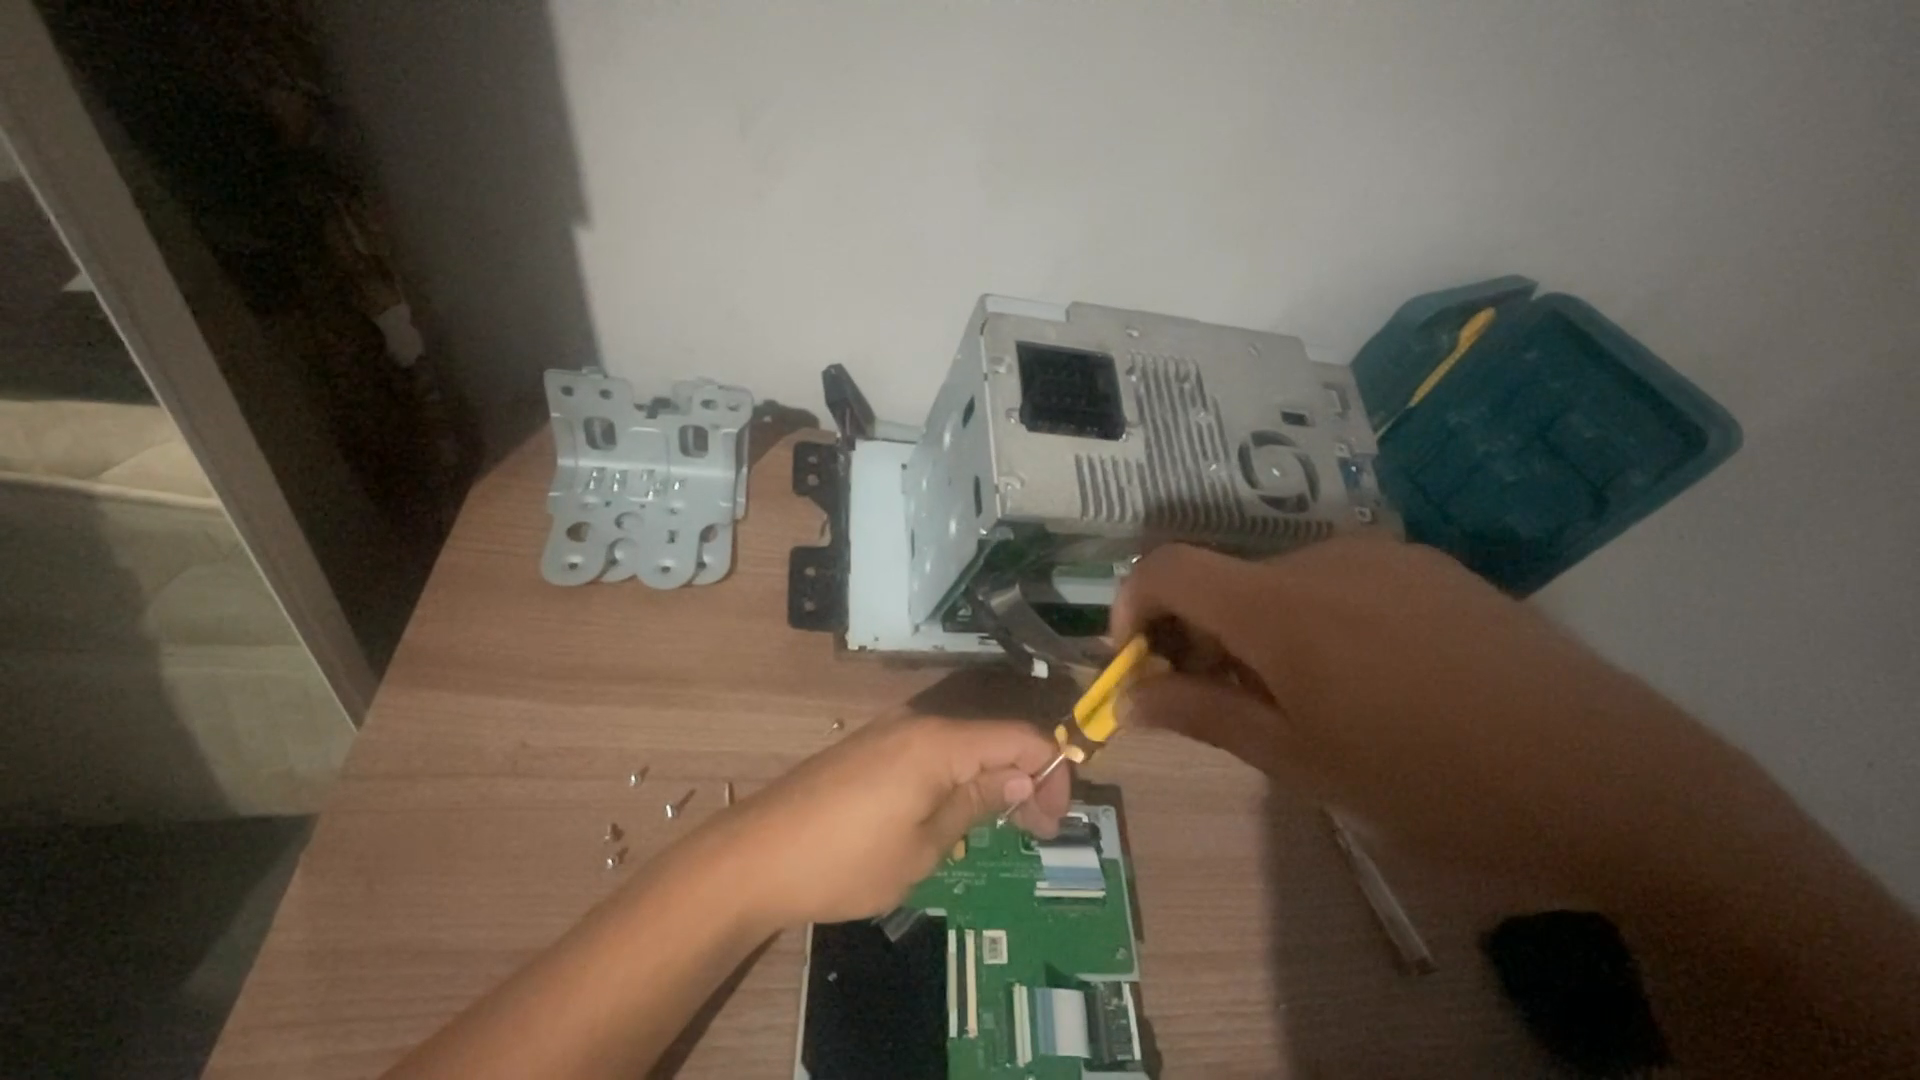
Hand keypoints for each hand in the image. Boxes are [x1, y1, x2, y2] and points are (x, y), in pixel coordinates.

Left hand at [696, 715, 1070, 926]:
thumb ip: (974, 804)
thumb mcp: (923, 847)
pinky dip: (955, 778)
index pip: (1019, 737)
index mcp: (938, 742)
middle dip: (1023, 778)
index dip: (1050, 772)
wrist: (753, 857)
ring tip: (998, 828)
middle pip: (992, 737)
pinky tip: (952, 815)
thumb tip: (1019, 778)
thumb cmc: (844, 861)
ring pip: (961, 745)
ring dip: (989, 780)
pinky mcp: (867, 749)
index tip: (1054, 821)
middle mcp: (917, 723)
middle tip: (1034, 832)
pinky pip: (929, 753)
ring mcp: (888, 733)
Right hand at [1112, 538, 1754, 891]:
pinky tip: (1370, 684)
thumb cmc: (1432, 784)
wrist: (1615, 780)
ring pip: (1284, 584)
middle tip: (1224, 707)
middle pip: (1226, 579)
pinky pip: (1343, 583)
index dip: (1130, 607)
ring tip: (1303, 704)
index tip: (1139, 663)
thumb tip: (1131, 699)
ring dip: (1262, 632)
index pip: (1166, 567)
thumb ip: (1205, 717)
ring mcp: (1389, 556)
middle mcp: (1324, 557)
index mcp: (1280, 604)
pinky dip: (1318, 622)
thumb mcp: (1301, 763)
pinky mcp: (1438, 569)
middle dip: (1202, 636)